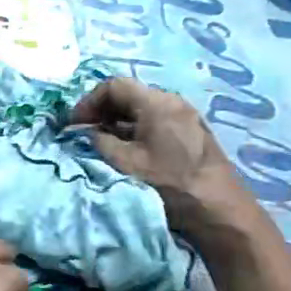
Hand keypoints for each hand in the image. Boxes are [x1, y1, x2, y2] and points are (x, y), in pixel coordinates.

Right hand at [69, 77, 258, 235]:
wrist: (216, 204)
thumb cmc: (167, 181)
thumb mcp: (124, 162)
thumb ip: (99, 141)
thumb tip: (88, 132)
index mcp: (156, 103)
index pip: (114, 85)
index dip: (88, 101)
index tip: (74, 123)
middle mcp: (172, 100)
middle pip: (128, 93)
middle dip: (101, 109)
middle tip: (83, 131)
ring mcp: (184, 114)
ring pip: (141, 106)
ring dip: (116, 119)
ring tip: (101, 141)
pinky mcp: (188, 129)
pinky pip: (154, 117)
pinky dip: (132, 126)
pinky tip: (124, 146)